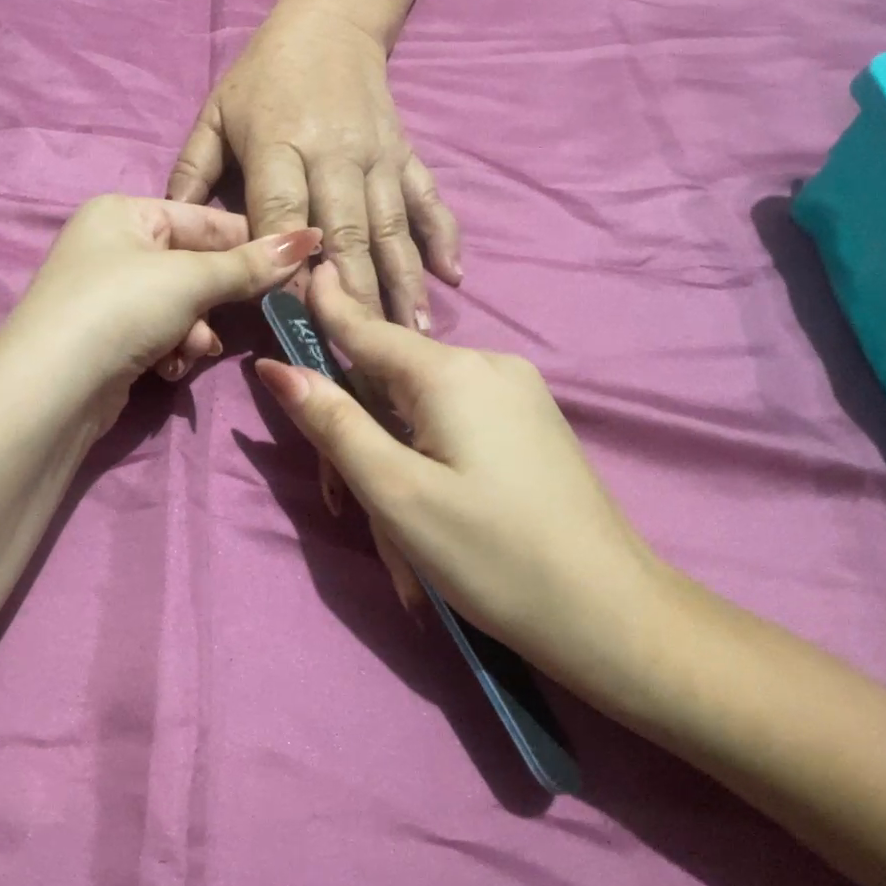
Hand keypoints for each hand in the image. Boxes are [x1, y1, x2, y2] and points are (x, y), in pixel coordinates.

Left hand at [0, 195, 320, 431]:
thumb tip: (309, 237)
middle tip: (230, 320)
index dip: (250, 244)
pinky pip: (160, 336)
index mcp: (123, 213)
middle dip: (213, 301)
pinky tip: (167, 369)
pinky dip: (172, 352)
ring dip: (194, 333)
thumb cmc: (120, 309)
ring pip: (182, 308)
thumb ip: (249, 264)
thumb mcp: (190, 279)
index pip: (204, 219)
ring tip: (186, 351)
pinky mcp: (108, 340)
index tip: (294, 267)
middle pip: (194, 268)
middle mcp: (112, 247)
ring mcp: (107, 297)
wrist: (53, 388)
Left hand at [167, 0, 461, 329]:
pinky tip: (452, 278)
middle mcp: (335, 154)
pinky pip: (427, 199)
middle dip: (351, 294)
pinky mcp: (406, 155)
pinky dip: (442, 237)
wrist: (332, 20)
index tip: (294, 317)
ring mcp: (378, 156)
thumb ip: (192, 172)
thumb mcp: (216, 115)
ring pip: (391, 228)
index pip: (283, 213)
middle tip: (356, 349)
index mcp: (280, 144)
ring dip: (401, 284)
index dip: (287, 266)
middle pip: (344, 233)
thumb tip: (173, 231)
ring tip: (409, 335)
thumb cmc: (262, 76)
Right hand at [253, 262, 667, 669]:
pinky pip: (456, 429)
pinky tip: (432, 525)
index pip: (366, 330)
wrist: (608, 613)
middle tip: (342, 505)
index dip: (325, 309)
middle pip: (390, 381)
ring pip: (421, 413)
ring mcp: (517, 396)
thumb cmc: (490, 554)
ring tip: (400, 547)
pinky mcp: (531, 426)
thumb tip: (277, 367)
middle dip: (358, 436)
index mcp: (451, 373)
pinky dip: (428, 467)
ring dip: (394, 466)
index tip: (297, 272)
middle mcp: (488, 366)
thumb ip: (334, 424)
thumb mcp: (395, 492)